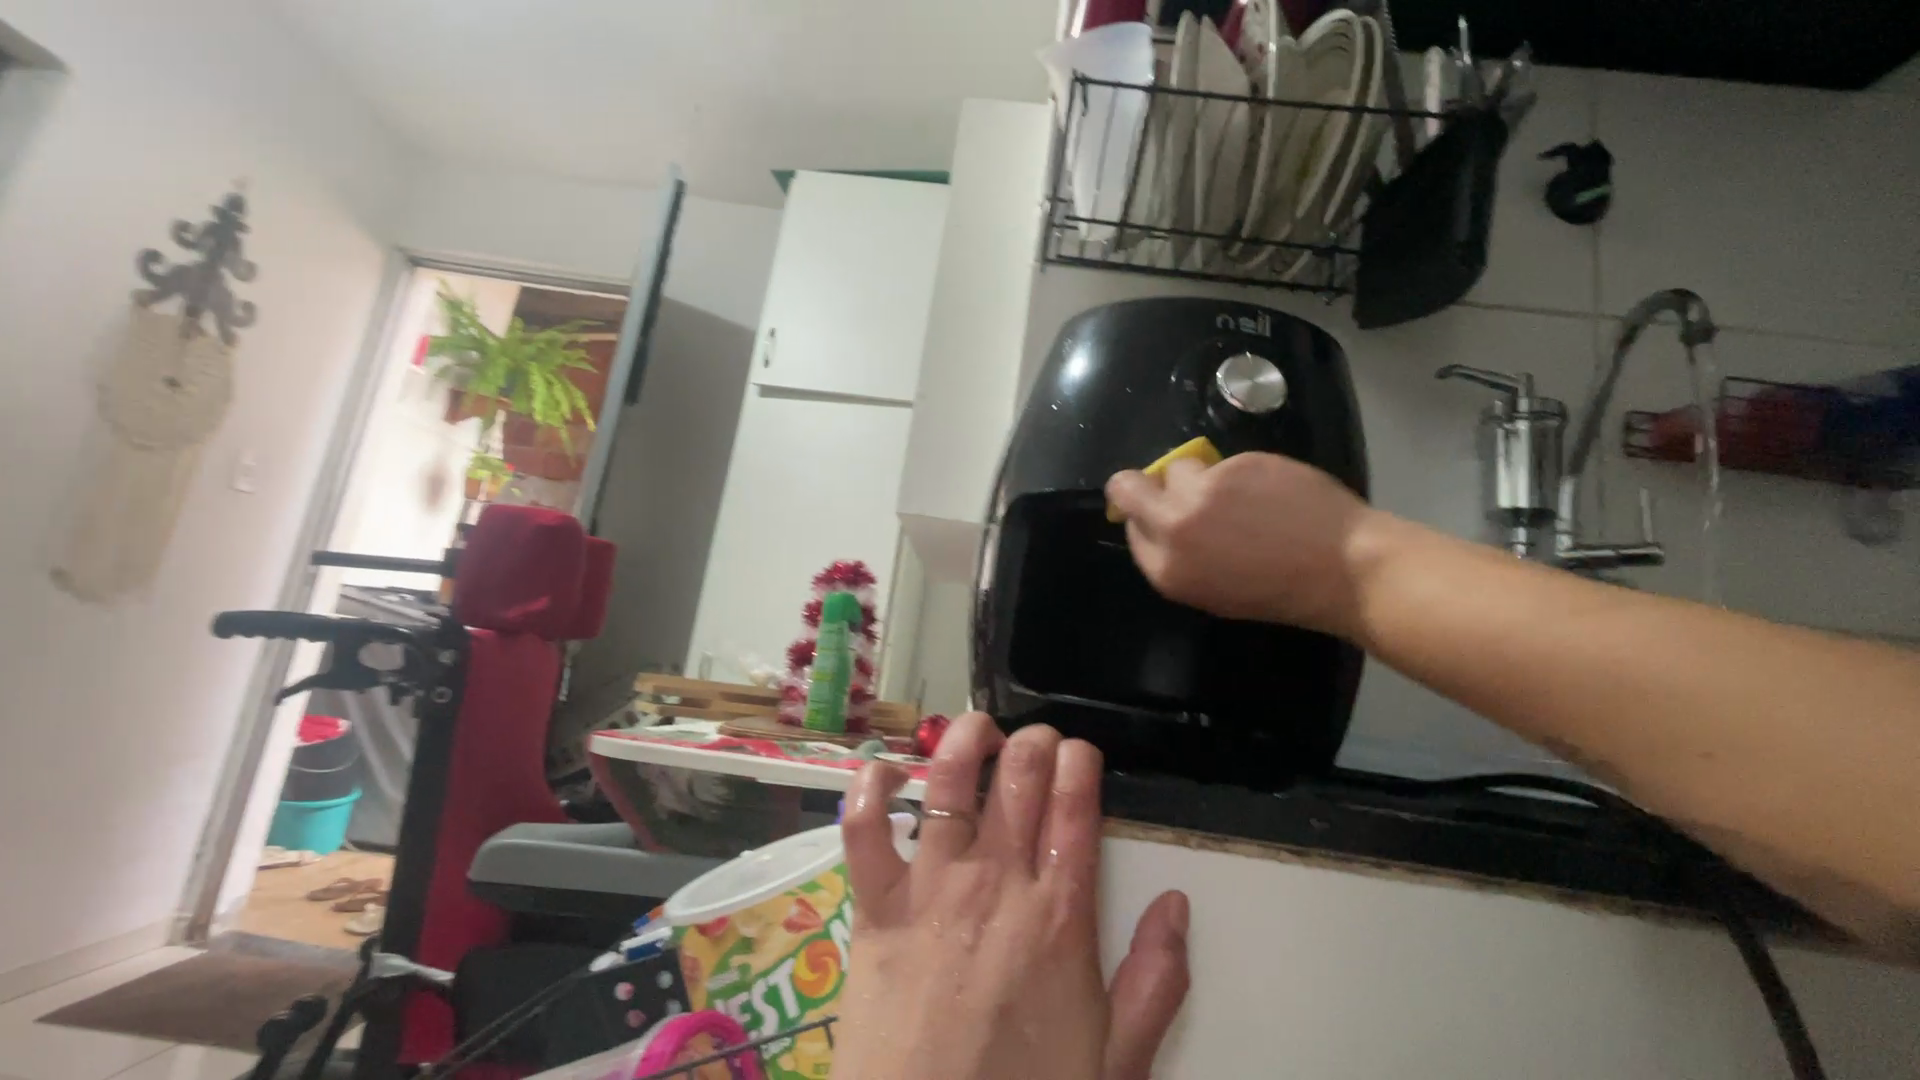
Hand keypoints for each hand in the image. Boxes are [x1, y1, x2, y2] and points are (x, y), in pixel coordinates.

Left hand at [833, 713, 1190, 1079]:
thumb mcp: (1116, 1059)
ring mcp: (931, 889)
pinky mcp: (875, 907)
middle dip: (1033, 743)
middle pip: (1019, 782)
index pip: (1076, 809)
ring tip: (978, 726)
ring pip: (949, 787)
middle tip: (1037, 740)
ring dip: (965, 743)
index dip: (1081, 764)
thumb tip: (1177, 903)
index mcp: (1059, 916)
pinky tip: (886, 770)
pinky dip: (870, 790)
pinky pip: (866, 832)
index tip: (1080, 751)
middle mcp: (996, 884)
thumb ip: (1155, 981)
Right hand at [1105, 451, 1378, 636]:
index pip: (1131, 528)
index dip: (1145, 517)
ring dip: (1199, 477)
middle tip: (1165, 485)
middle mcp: (1174, 528)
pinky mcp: (1235, 465)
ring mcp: (1203, 491)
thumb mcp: (1213, 593)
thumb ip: (1178, 559)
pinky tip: (1270, 492)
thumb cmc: (1280, 591)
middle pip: (1128, 487)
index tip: (1163, 516)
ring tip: (1238, 496)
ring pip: (1180, 468)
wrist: (1342, 568)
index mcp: (1167, 570)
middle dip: (1138, 484)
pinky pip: (1223, 462)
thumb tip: (1161, 525)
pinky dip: (1241, 474)